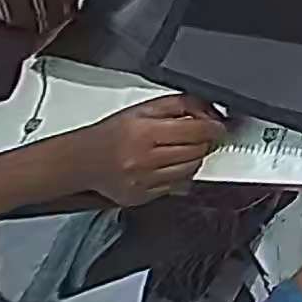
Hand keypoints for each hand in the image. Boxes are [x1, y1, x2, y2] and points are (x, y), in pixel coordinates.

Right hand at [48, 95, 227, 204]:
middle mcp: (143, 159)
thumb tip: (210, 112)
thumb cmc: (114, 132)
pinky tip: (171, 163)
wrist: (81, 160)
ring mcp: (142, 181)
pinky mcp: (141, 197)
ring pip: (191, 169)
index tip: (219, 126)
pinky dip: (182, 173)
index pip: (196, 130)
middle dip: (205, 141)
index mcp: (144, 133)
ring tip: (185, 148)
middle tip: (201, 135)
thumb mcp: (146, 108)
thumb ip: (181, 104)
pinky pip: (177, 185)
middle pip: (197, 150)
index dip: (214, 127)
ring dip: (196, 157)